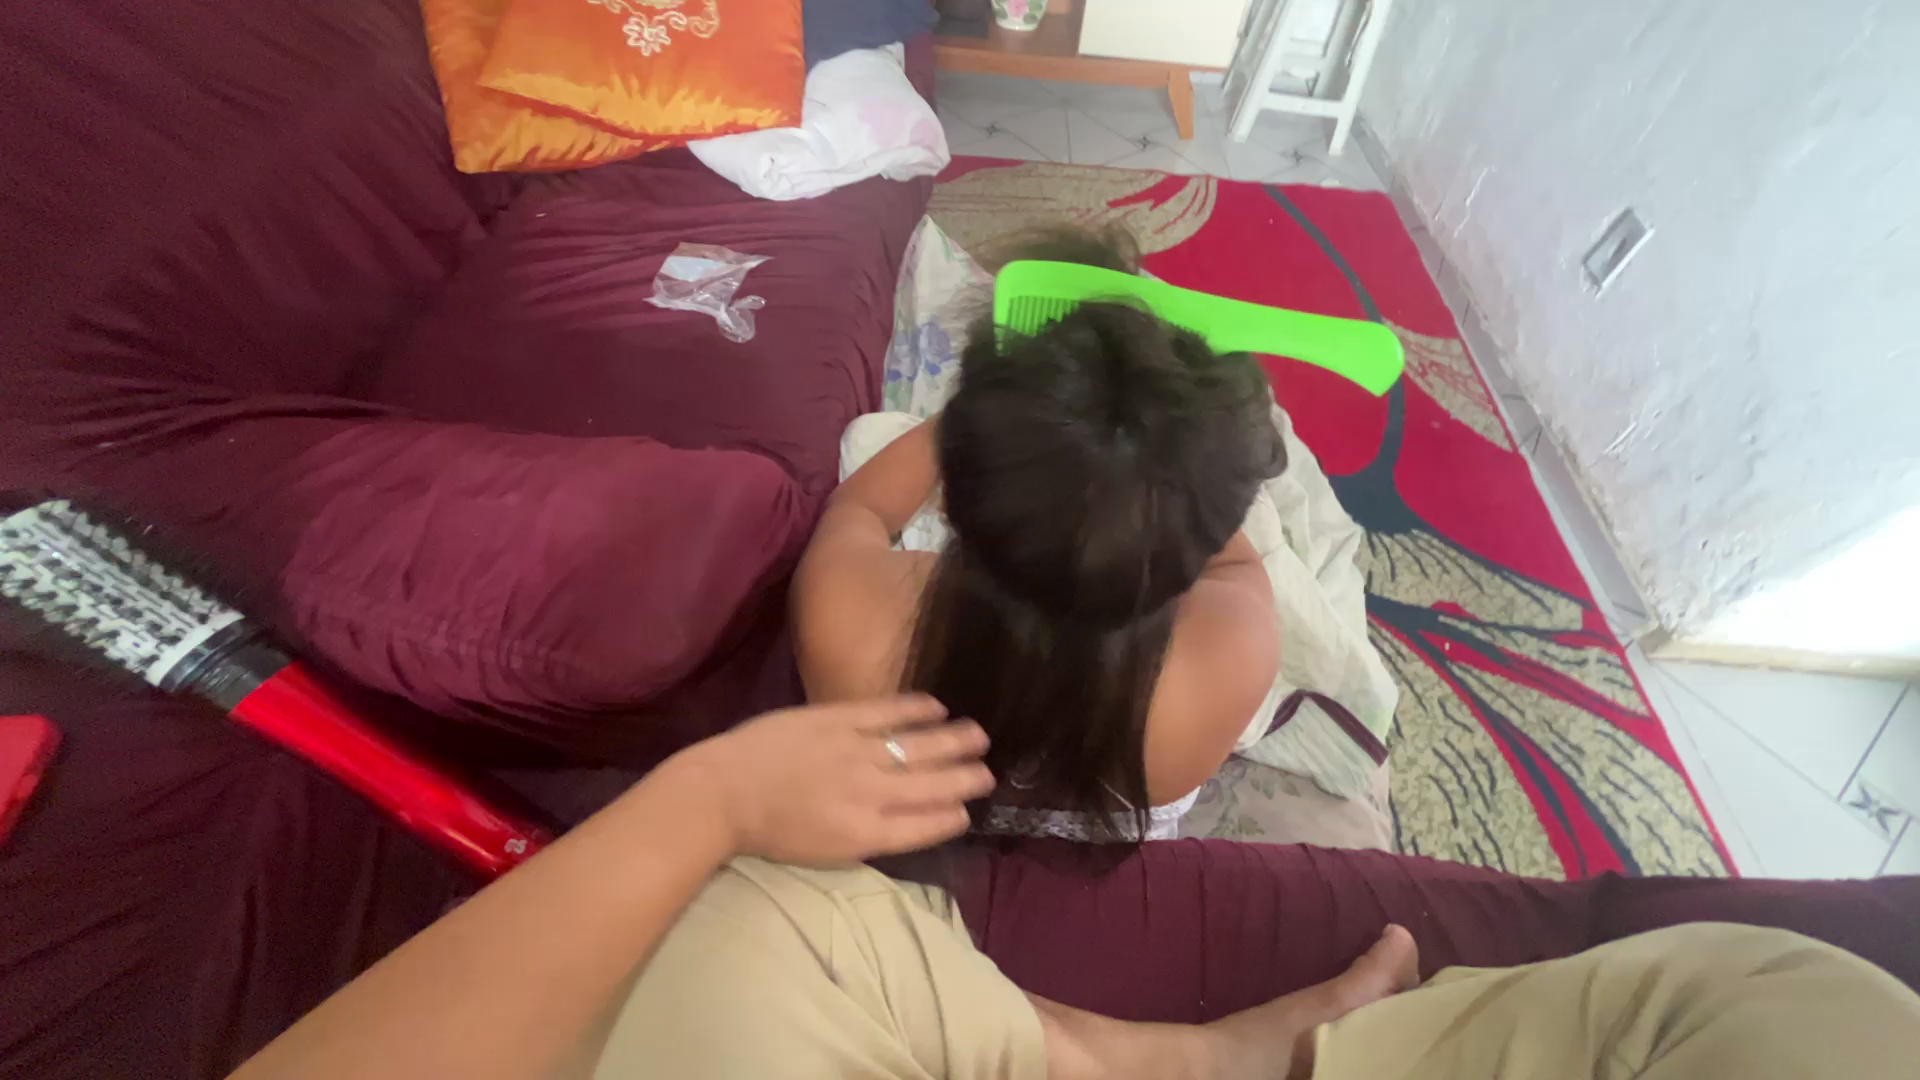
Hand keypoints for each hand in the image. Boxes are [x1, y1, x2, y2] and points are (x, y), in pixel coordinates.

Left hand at [667, 695, 993, 866]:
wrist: (723, 793)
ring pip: (919, 746)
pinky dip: (916, 709)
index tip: (968, 810)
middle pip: (932, 785)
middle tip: (989, 773)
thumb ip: (868, 835)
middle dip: (966, 779)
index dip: (952, 816)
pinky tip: (937, 706)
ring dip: (953, 741)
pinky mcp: (840, 720)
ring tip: (978, 736)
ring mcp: (856, 752)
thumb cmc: (769, 830)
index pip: (924, 826)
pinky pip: (887, 712)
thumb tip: (905, 819)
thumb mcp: (824, 852)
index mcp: (864, 834)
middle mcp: (869, 794)